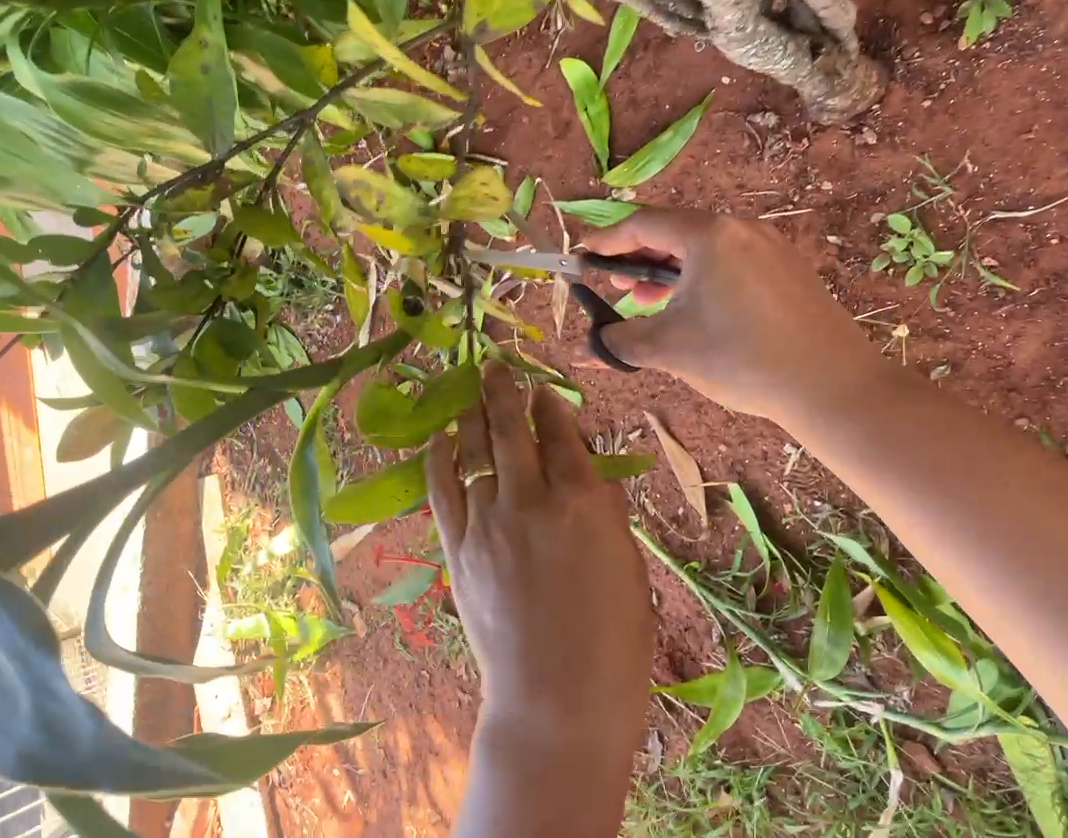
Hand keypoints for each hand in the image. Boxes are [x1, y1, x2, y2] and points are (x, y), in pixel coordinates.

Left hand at [427, 363, 652, 754]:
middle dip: (504, 390)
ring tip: (472, 387)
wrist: (557, 702)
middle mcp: (532, 499)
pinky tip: (440, 435)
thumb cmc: (614, 643)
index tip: (544, 389)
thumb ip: (604, 512)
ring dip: (473, 413)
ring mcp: (489, 522)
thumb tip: (585, 476)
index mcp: (584, 501)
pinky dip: (439, 457)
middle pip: (512, 429)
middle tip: (496, 365)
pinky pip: (442, 489)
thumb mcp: (628, 566)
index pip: (563, 433)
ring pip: (476, 450)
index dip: (551, 404)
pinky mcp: (458, 549)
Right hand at [583, 208, 884, 421]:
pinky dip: (701, 279)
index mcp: (708, 235)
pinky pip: (730, 263)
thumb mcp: (670, 349)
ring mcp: (770, 247)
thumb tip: (583, 348)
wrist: (832, 385)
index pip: (642, 224)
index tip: (582, 257)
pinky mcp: (788, 271)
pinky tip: (694, 311)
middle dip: (637, 258)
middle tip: (614, 285)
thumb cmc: (741, 358)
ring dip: (668, 271)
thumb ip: (619, 342)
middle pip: (674, 232)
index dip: (606, 241)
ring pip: (704, 249)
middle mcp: (741, 229)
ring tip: (648, 301)